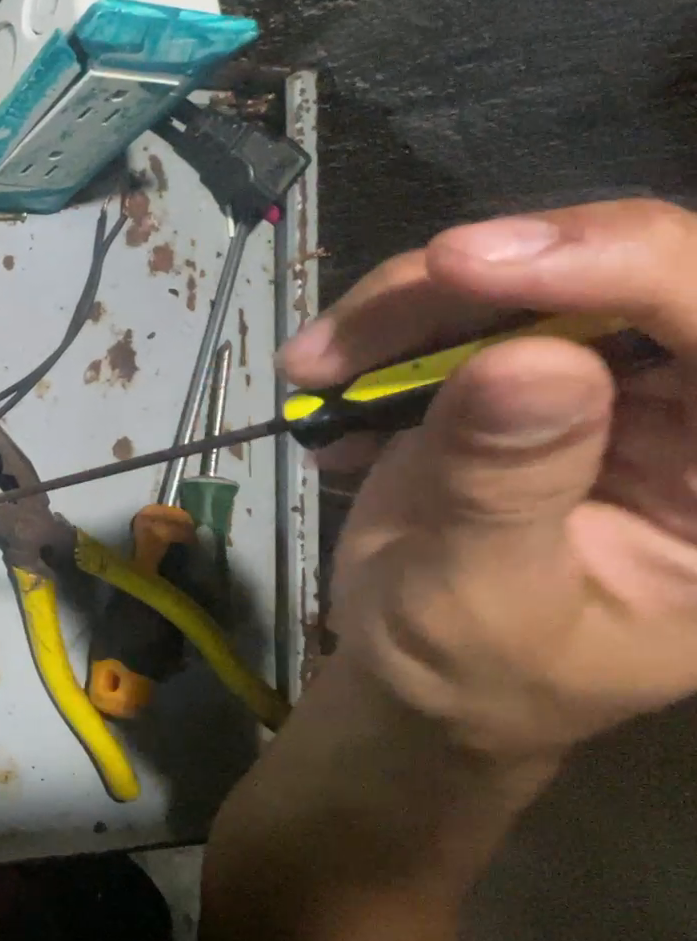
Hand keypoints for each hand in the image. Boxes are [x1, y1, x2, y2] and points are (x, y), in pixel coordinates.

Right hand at [281, 198, 696, 762]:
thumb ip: (506, 488)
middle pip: (630, 277)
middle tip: (344, 339)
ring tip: (311, 373)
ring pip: (531, 281)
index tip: (470, 264)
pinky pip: (466, 315)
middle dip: (472, 290)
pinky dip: (382, 342)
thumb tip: (524, 360)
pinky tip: (333, 403)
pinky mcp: (534, 380)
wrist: (421, 676)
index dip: (627, 269)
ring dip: (403, 314)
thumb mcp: (480, 596)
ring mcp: (621, 387)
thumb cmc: (468, 666)